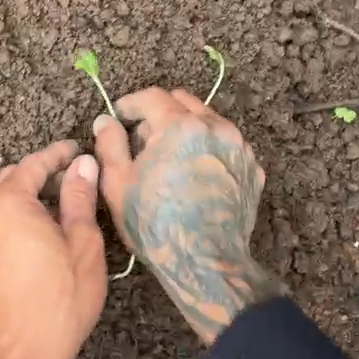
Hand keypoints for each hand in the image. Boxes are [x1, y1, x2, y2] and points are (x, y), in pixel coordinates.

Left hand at [0, 140, 106, 358]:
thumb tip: (82, 165)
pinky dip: (12, 221)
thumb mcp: (82, 244)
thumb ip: (78, 198)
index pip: (34, 164)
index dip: (57, 154)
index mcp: (7, 204)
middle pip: (11, 180)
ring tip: (56, 210)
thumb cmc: (60, 300)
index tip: (76, 150)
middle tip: (71, 179)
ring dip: (25, 199)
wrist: (23, 356)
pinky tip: (34, 237)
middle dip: (40, 175)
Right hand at [94, 88, 283, 343]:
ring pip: (208, 121)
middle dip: (160, 112)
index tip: (120, 114)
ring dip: (186, 128)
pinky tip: (193, 172)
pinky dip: (207, 148)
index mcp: (180, 126)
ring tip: (168, 157)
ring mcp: (239, 148)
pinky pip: (226, 145)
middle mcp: (216, 128)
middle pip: (184, 102)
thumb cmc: (155, 224)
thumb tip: (106, 122)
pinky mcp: (252, 168)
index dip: (131, 103)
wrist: (205, 261)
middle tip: (142, 137)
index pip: (153, 96)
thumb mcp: (118, 184)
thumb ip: (110, 144)